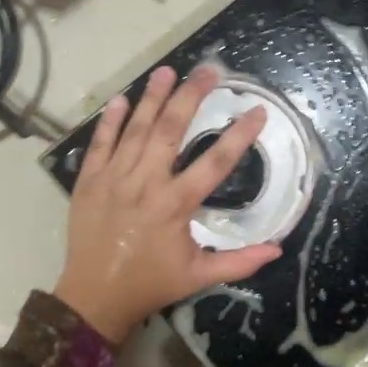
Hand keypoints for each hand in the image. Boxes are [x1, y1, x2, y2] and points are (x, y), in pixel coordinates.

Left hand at [55, 66, 282, 343]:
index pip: (214, 162)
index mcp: (175, 205)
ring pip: (136, 129)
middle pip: (171, 130)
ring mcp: (114, 178)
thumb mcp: (198, 277)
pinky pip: (100, 143)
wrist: (93, 296)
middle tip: (208, 71)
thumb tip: (278, 248)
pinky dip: (111, 120)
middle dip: (191, 97)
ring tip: (167, 70)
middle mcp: (145, 183)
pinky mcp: (89, 180)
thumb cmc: (150, 284)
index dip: (239, 136)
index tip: (257, 111)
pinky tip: (122, 98)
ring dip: (152, 97)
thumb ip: (239, 262)